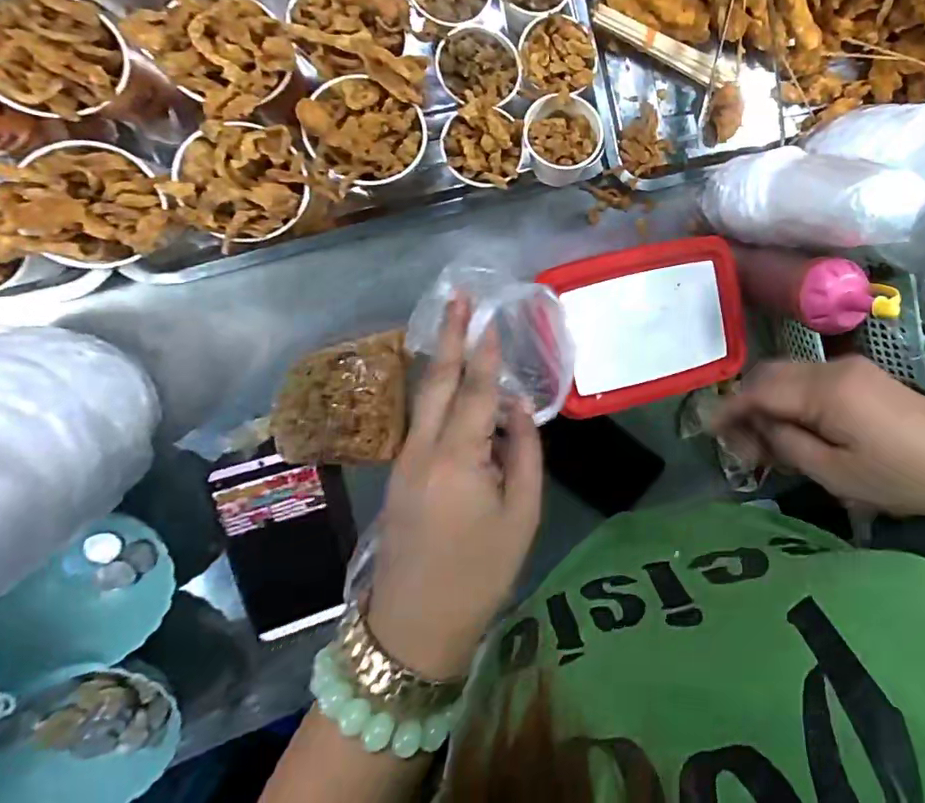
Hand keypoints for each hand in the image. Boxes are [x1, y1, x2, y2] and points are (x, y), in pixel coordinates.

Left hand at [367, 297, 542, 678]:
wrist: (415, 626)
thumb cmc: (482, 570)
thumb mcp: (522, 512)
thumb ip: (523, 452)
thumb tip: (515, 408)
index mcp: (458, 460)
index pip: (477, 392)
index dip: (487, 353)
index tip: (493, 316)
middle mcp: (422, 451)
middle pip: (438, 383)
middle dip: (450, 337)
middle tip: (460, 297)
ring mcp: (405, 463)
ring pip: (425, 399)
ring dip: (441, 359)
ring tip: (456, 326)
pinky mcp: (401, 475)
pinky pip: (424, 421)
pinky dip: (440, 391)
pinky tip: (453, 381)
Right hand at [712, 357, 924, 519]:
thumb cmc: (904, 478)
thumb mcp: (838, 474)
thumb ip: (789, 445)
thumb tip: (759, 428)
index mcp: (825, 389)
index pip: (760, 387)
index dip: (730, 408)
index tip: (708, 432)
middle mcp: (833, 366)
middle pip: (772, 374)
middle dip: (746, 405)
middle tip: (740, 448)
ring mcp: (851, 368)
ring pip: (791, 376)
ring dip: (769, 404)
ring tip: (765, 448)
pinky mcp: (864, 377)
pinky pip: (812, 381)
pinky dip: (793, 402)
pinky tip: (795, 432)